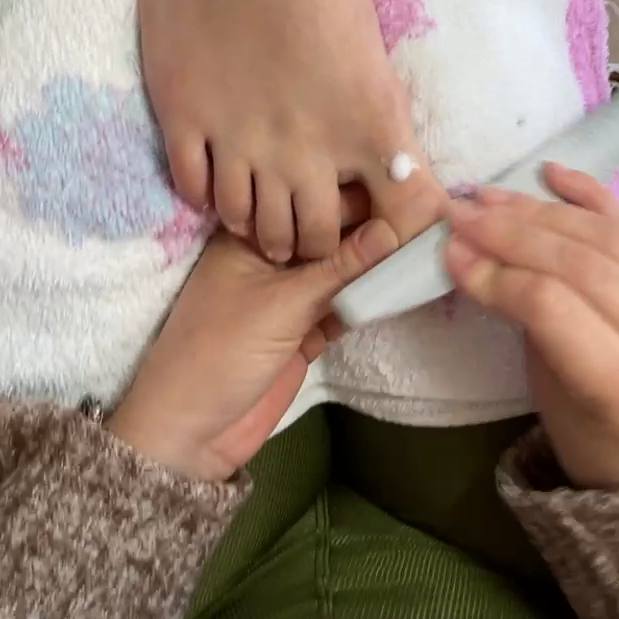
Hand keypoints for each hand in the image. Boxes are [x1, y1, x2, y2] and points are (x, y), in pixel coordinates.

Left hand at [108, 200, 401, 481]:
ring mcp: (288, 295)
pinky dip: (365, 300)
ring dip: (373, 267)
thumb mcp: (282, 302)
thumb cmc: (223, 350)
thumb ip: (339, 267)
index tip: (405, 185)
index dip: (354, 196)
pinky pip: (341, 305)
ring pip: (340, 272)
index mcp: (252, 235)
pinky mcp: (303, 330)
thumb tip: (393, 230)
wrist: (191, 434)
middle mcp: (273, 257)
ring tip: (423, 248)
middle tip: (427, 217)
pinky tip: (401, 287)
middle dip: (371, 231)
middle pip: (329, 236)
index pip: (309, 203)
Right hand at [140, 0, 447, 264]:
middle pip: (311, 240)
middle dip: (313, 239)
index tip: (379, 216)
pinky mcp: (181, 114)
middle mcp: (308, 146)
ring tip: (259, 194)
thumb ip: (363, 105)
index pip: (408, 217)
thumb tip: (361, 146)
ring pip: (251, 226)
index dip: (395, 232)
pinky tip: (217, 167)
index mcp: (371, 119)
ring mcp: (238, 136)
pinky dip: (210, 193)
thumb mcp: (364, 35)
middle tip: (306, 210)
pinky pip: (196, 191)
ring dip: (259, 222)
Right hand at [445, 164, 618, 488]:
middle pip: (582, 264)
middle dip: (512, 232)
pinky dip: (590, 195)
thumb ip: (519, 316)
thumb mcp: (545, 386)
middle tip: (461, 214)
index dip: (498, 273)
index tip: (451, 251)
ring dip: (540, 211)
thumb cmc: (589, 434)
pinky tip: (551, 174)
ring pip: (607, 237)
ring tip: (490, 198)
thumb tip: (465, 252)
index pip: (554, 307)